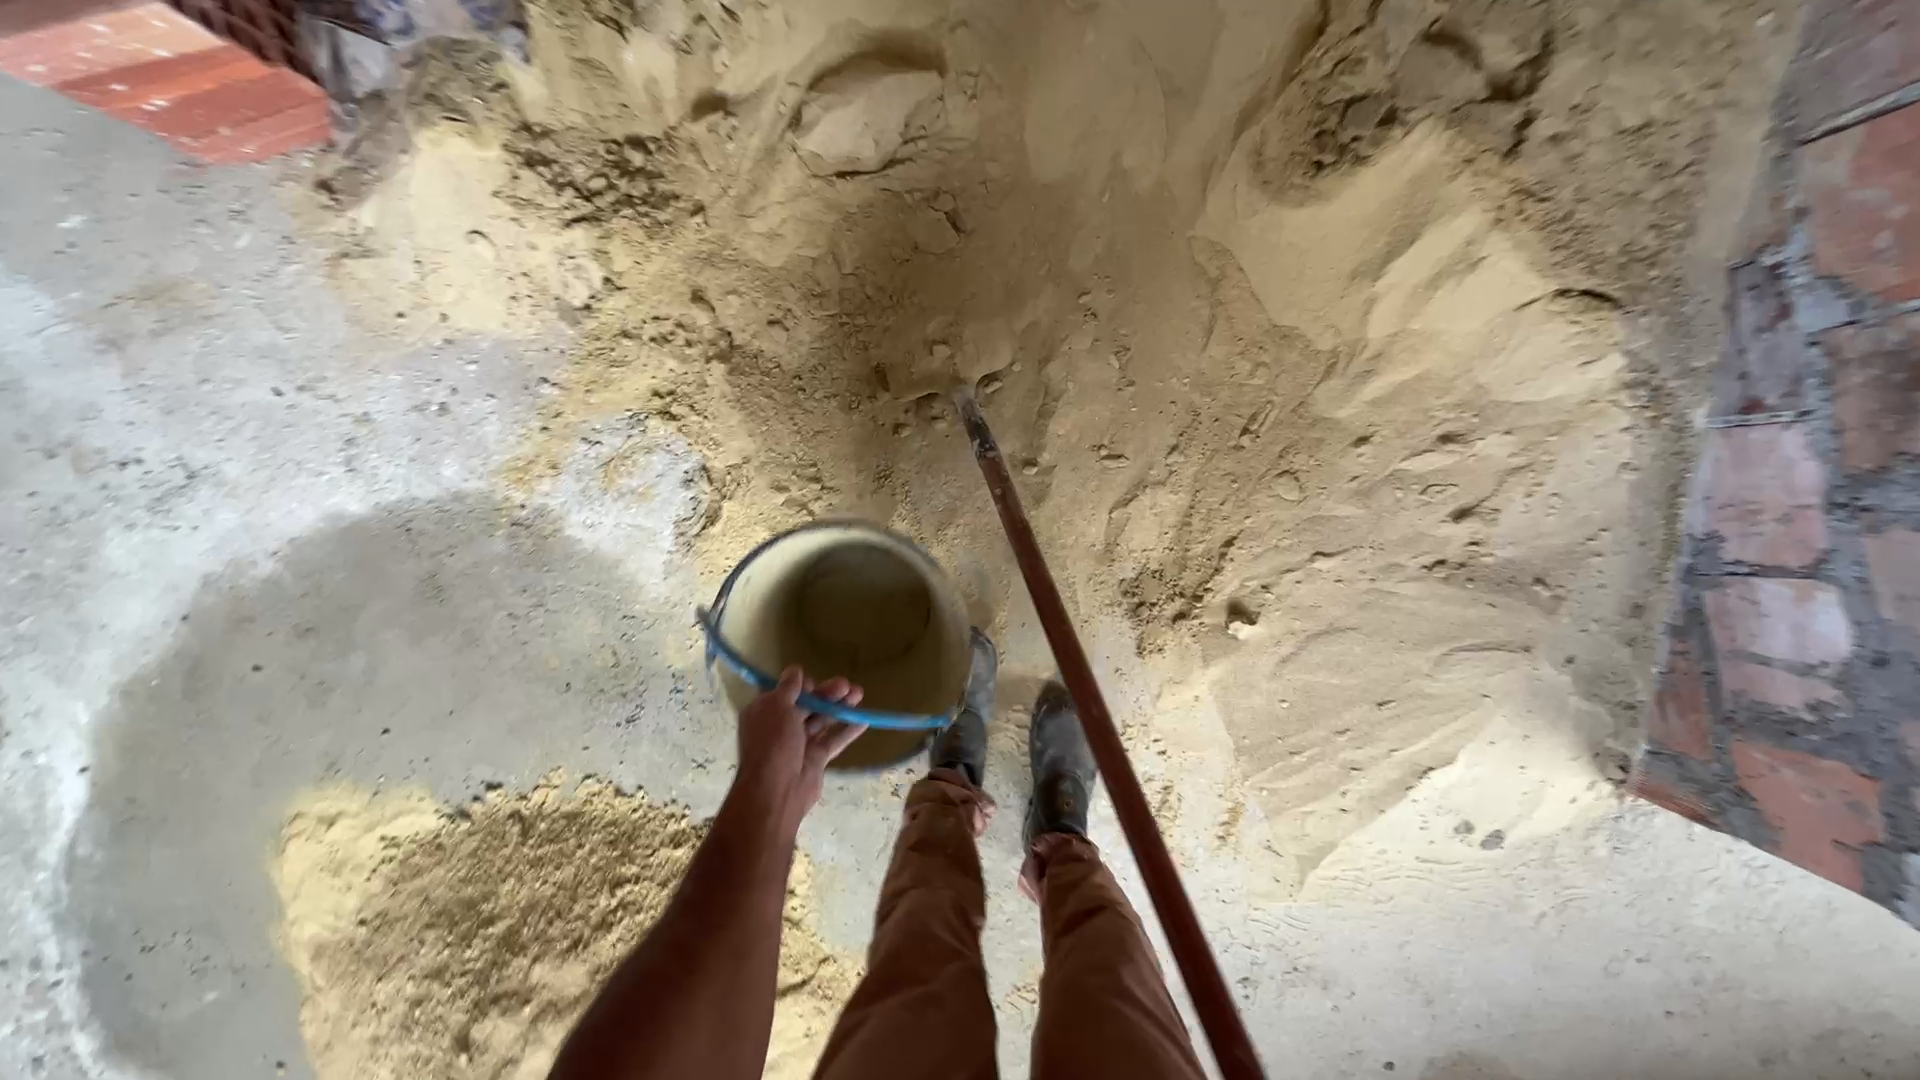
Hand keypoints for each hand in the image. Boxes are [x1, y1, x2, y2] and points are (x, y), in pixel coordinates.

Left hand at [735, 666, 867, 830]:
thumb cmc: (773, 743)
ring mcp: (799, 743)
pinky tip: (864, 720)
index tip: (813, 683)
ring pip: (822, 720)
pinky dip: (848, 730)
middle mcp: (780, 726)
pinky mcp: (815, 759)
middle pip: (807, 704)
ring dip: (840, 707)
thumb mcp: (777, 707)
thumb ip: (789, 688)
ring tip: (860, 694)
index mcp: (765, 712)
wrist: (777, 791)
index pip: (785, 692)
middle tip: (846, 685)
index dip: (802, 685)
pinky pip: (833, 740)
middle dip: (827, 693)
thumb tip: (795, 669)